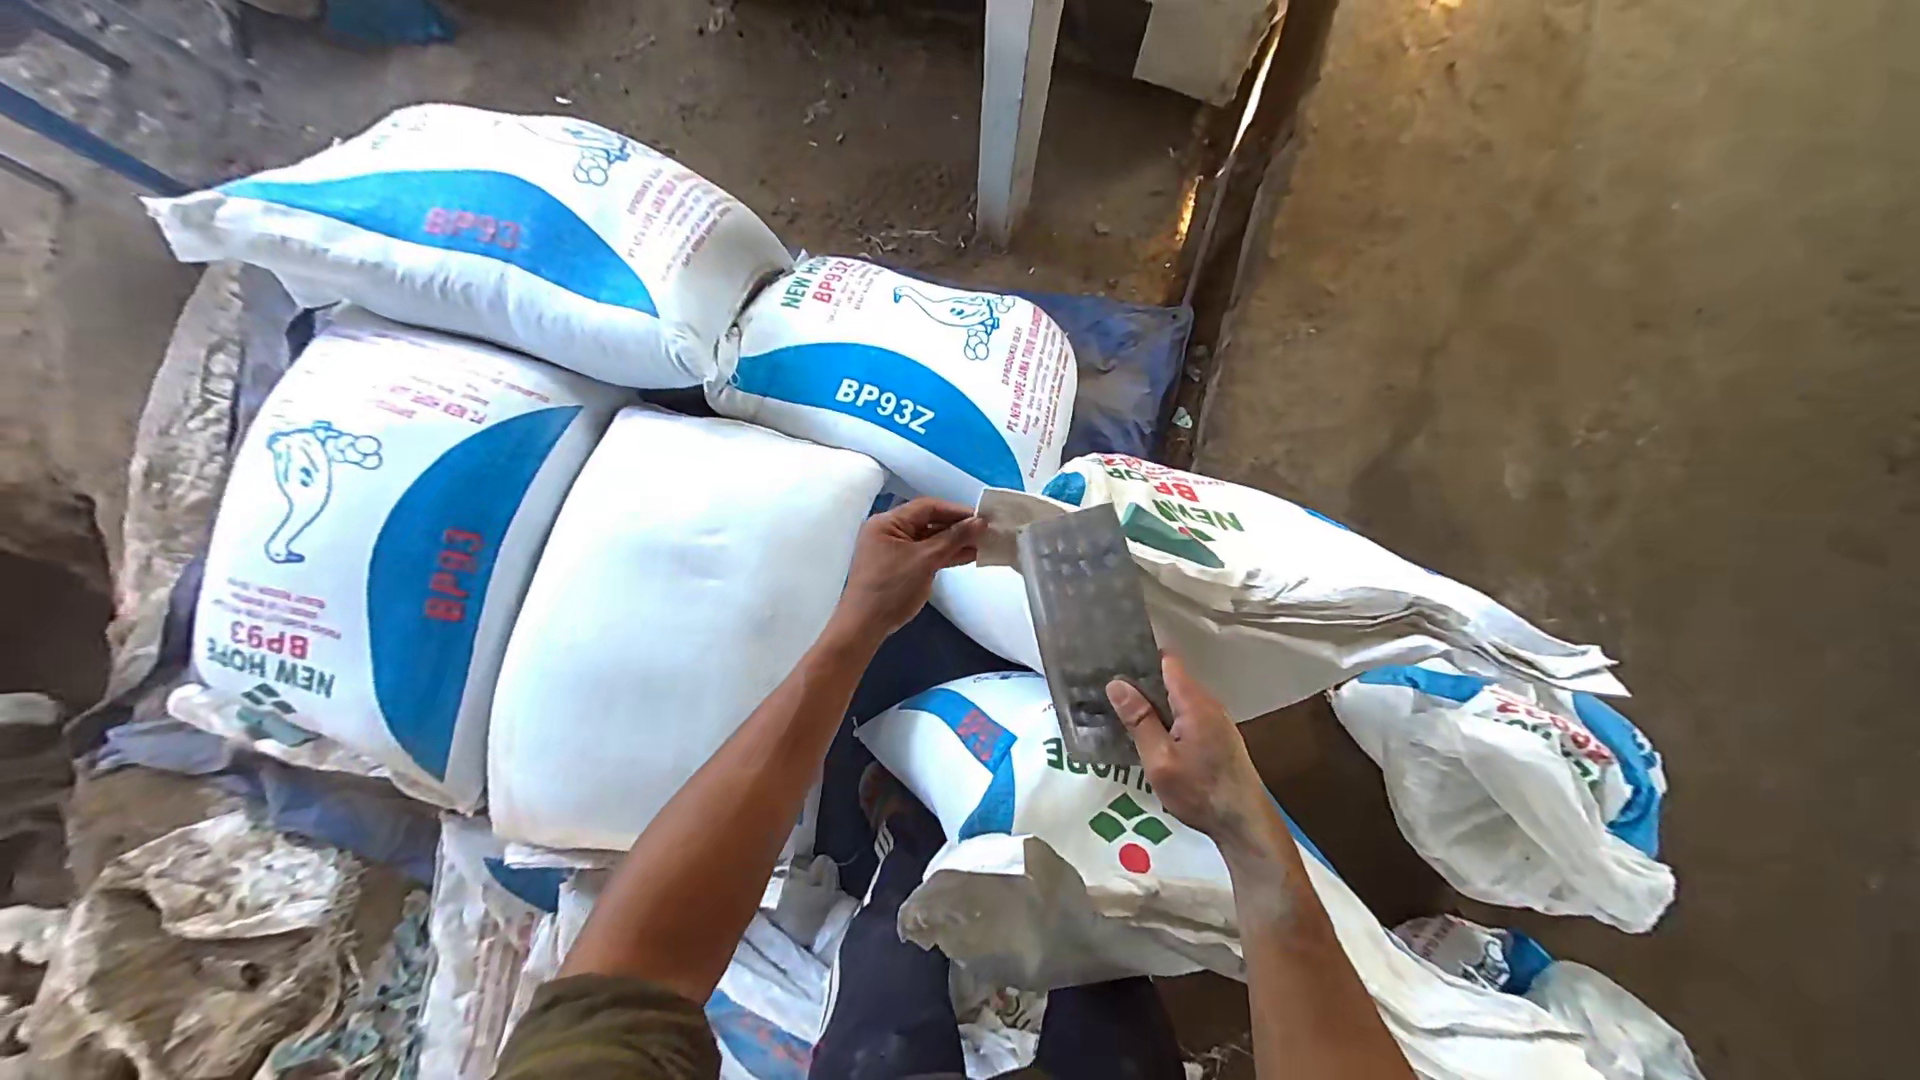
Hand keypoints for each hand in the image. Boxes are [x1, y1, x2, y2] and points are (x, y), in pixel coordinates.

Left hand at [830, 497, 985, 644]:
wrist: (864, 627)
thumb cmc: (891, 589)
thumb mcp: (925, 560)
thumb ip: (954, 538)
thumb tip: (980, 522)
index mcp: (887, 522)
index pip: (927, 507)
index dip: (956, 510)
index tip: (982, 517)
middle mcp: (889, 532)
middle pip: (929, 522)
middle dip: (958, 528)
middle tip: (987, 531)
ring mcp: (894, 551)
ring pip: (930, 540)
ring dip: (954, 543)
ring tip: (983, 544)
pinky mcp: (900, 567)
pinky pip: (926, 555)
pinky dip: (945, 555)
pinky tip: (968, 556)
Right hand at [1106, 654, 1286, 862]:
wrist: (1245, 826)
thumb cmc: (1199, 791)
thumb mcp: (1159, 759)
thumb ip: (1139, 720)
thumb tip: (1116, 683)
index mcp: (1195, 703)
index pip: (1168, 661)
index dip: (1141, 657)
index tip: (1113, 660)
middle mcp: (1209, 705)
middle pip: (1172, 680)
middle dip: (1142, 682)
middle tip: (1108, 690)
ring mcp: (1216, 722)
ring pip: (1179, 700)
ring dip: (1154, 703)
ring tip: (1122, 710)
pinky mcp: (1219, 738)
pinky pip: (1187, 716)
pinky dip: (1167, 718)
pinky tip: (1149, 733)